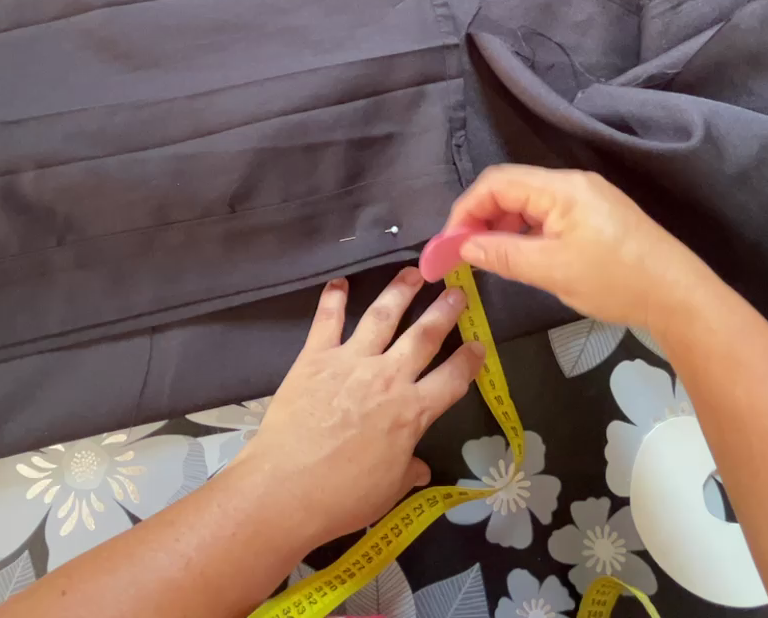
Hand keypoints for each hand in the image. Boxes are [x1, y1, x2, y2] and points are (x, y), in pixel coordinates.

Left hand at [230, 270, 483, 548]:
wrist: (287, 486)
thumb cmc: (343, 496)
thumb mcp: (388, 491)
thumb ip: (407, 470)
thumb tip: (419, 467)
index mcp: (411, 412)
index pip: (451, 380)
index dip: (469, 361)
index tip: (480, 344)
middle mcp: (386, 377)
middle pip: (424, 336)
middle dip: (444, 311)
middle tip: (456, 290)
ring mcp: (350, 361)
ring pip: (382, 315)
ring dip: (400, 291)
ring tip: (412, 271)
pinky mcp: (315, 356)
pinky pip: (327, 320)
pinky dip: (333, 298)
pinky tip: (339, 281)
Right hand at [441, 163, 714, 331]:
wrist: (681, 297)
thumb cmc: (615, 281)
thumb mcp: (551, 271)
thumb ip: (502, 254)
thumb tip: (465, 247)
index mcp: (560, 188)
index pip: (496, 183)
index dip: (466, 210)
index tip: (451, 243)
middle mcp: (571, 182)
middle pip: (510, 187)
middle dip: (481, 216)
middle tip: (465, 251)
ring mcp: (586, 196)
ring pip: (527, 200)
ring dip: (502, 223)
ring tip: (491, 255)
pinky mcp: (596, 212)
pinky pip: (547, 211)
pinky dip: (525, 228)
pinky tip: (522, 253)